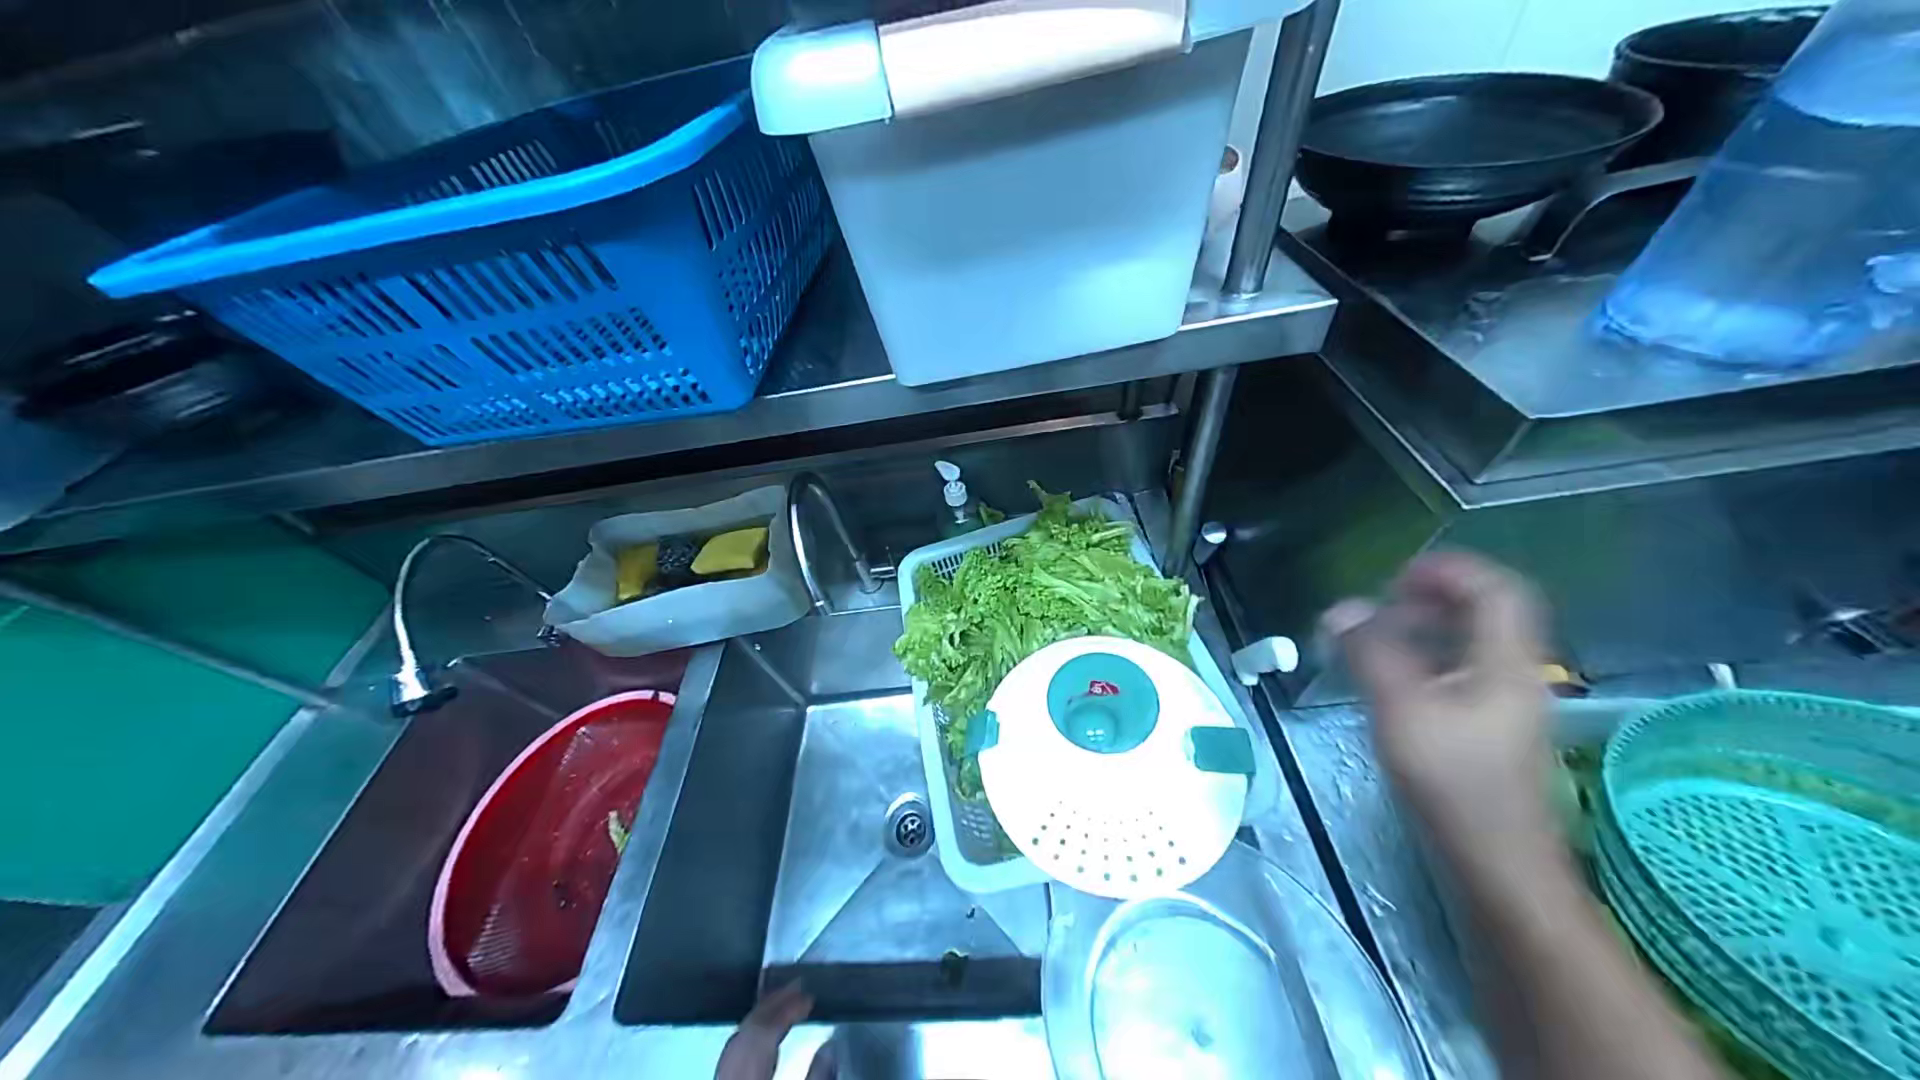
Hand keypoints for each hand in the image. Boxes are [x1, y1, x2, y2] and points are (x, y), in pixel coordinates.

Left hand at [714, 982, 835, 1079]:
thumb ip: (817, 1076)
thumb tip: (830, 1046)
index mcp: (749, 1072)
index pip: (765, 1030)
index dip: (788, 1008)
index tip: (809, 995)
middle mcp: (731, 1072)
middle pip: (747, 1029)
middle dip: (773, 1003)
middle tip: (797, 985)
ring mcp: (723, 1077)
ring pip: (736, 1039)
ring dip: (760, 1015)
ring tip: (782, 1001)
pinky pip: (731, 1052)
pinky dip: (748, 1034)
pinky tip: (761, 1035)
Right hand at [1323, 553, 1554, 853]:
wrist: (1496, 862)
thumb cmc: (1451, 780)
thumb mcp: (1400, 709)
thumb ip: (1369, 653)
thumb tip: (1340, 609)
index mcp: (1506, 664)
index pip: (1496, 592)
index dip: (1449, 572)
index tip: (1395, 575)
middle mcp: (1515, 677)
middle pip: (1485, 616)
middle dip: (1431, 599)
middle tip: (1380, 604)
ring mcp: (1505, 706)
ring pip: (1471, 646)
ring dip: (1425, 630)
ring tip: (1376, 636)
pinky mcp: (1488, 731)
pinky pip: (1460, 674)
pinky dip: (1426, 660)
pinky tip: (1392, 678)